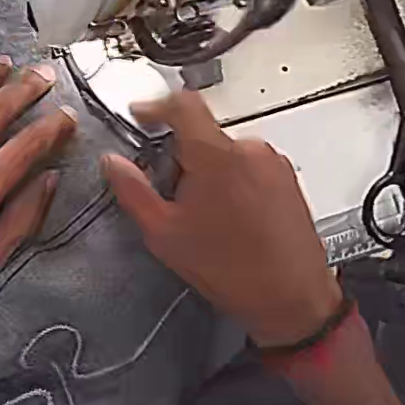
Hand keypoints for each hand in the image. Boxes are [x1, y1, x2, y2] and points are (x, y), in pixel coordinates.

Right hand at [100, 91, 341, 348]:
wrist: (291, 299)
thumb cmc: (232, 270)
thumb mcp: (163, 233)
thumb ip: (132, 189)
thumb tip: (113, 163)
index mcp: (215, 156)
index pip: (183, 105)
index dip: (156, 106)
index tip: (143, 115)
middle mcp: (249, 151)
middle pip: (201, 134)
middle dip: (180, 156)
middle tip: (172, 193)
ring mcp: (272, 163)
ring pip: (224, 150)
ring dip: (208, 170)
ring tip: (205, 215)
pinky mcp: (287, 178)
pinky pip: (248, 164)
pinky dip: (231, 180)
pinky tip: (229, 217)